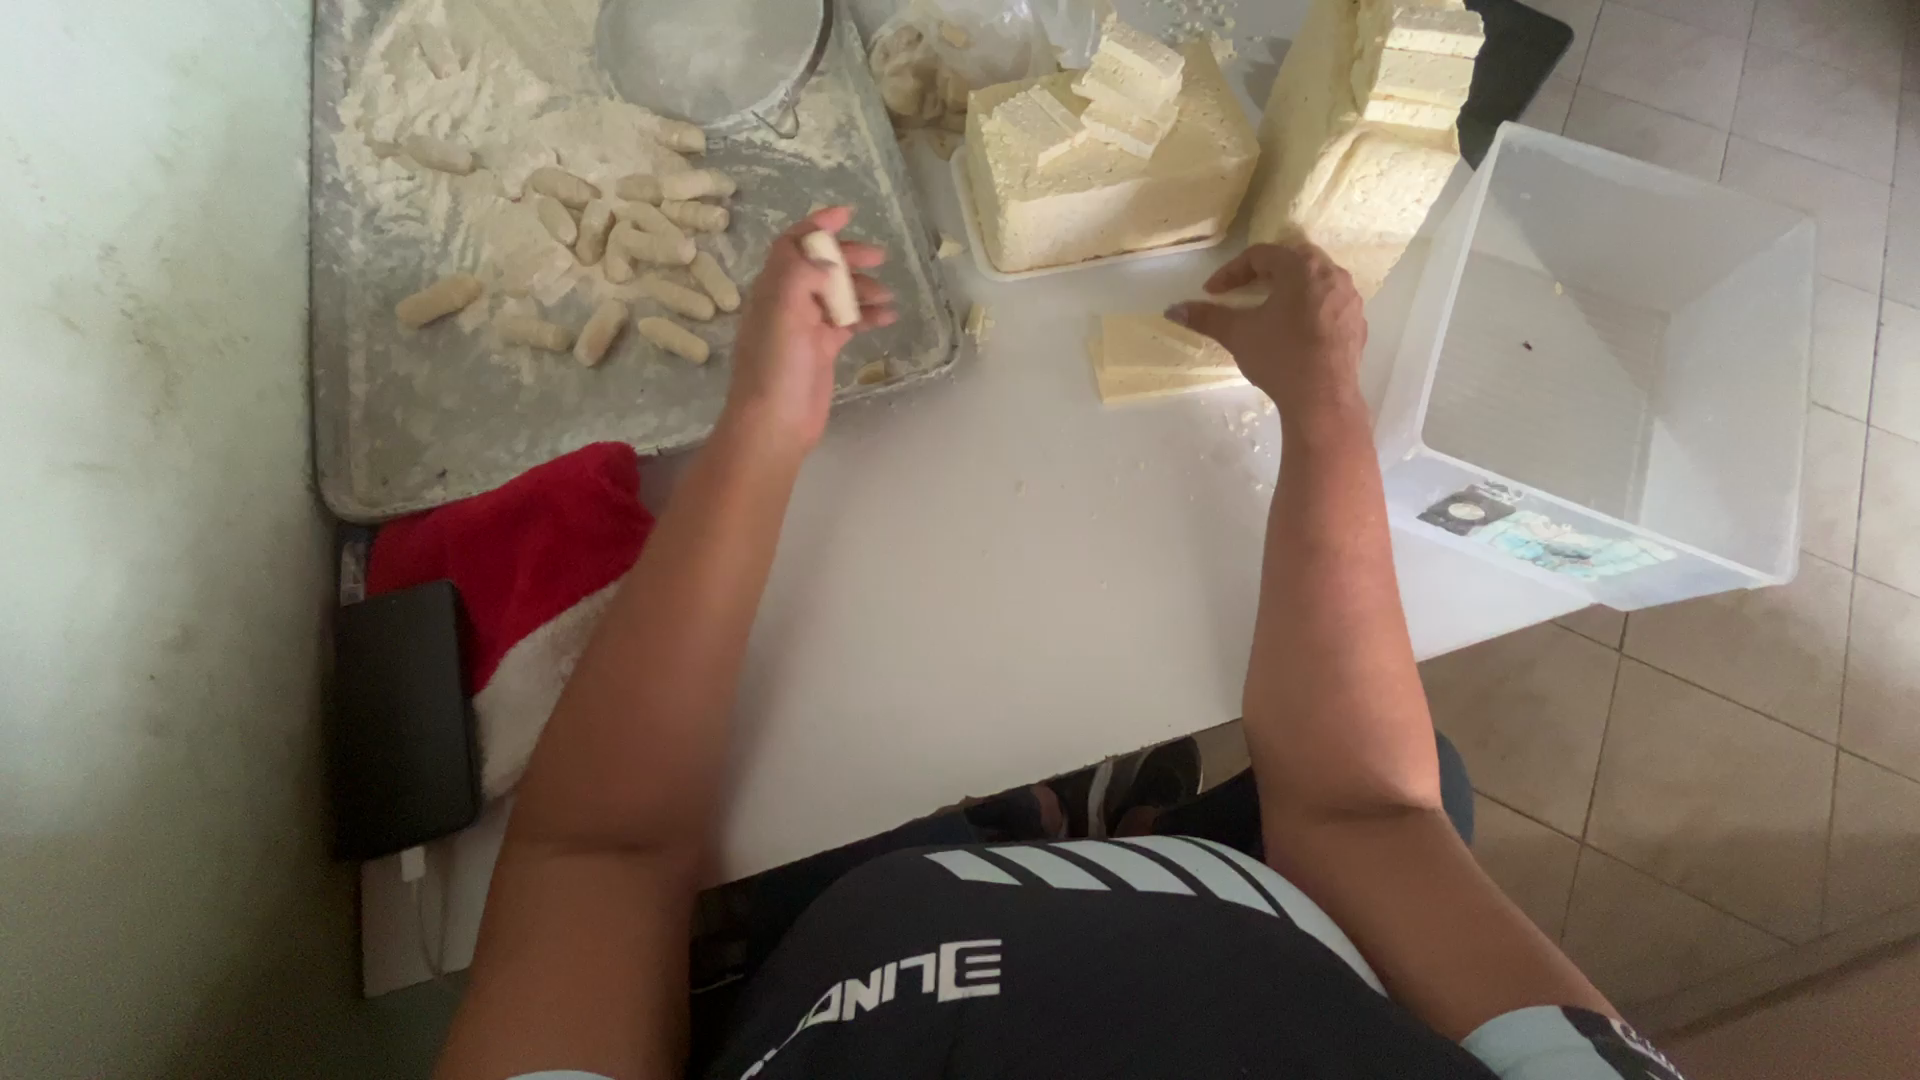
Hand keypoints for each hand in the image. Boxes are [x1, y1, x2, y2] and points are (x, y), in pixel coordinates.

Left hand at [723, 207, 897, 451]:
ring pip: (838, 295)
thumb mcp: (781, 313)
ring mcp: (806, 327)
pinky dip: (867, 316)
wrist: (776, 422)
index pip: (793, 244)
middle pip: (820, 267)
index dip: (818, 226)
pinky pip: (848, 323)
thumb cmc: (775, 368)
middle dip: (848, 257)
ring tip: (888, 295)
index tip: (847, 214)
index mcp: (772, 289)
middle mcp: (787, 303)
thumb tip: (828, 262)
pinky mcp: (821, 350)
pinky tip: (888, 317)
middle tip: (880, 256)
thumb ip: (800, 275)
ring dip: (863, 289)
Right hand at [1166, 242, 1367, 433]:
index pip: (1261, 256)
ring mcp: (1349, 298)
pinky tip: (1293, 332)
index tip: (1212, 293)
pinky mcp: (1356, 323)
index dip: (1231, 271)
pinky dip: (1307, 310)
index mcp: (1302, 268)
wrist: (1322, 398)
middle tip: (1240, 293)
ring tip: (1267, 311)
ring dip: (1287, 290)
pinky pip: (1328, 304)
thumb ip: (1206, 317)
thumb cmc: (1279, 357)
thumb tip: (1172, 310)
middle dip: (1262, 275)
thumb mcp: (1237, 334)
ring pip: (1314, 282)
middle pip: (1292, 261)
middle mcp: (1332, 274)